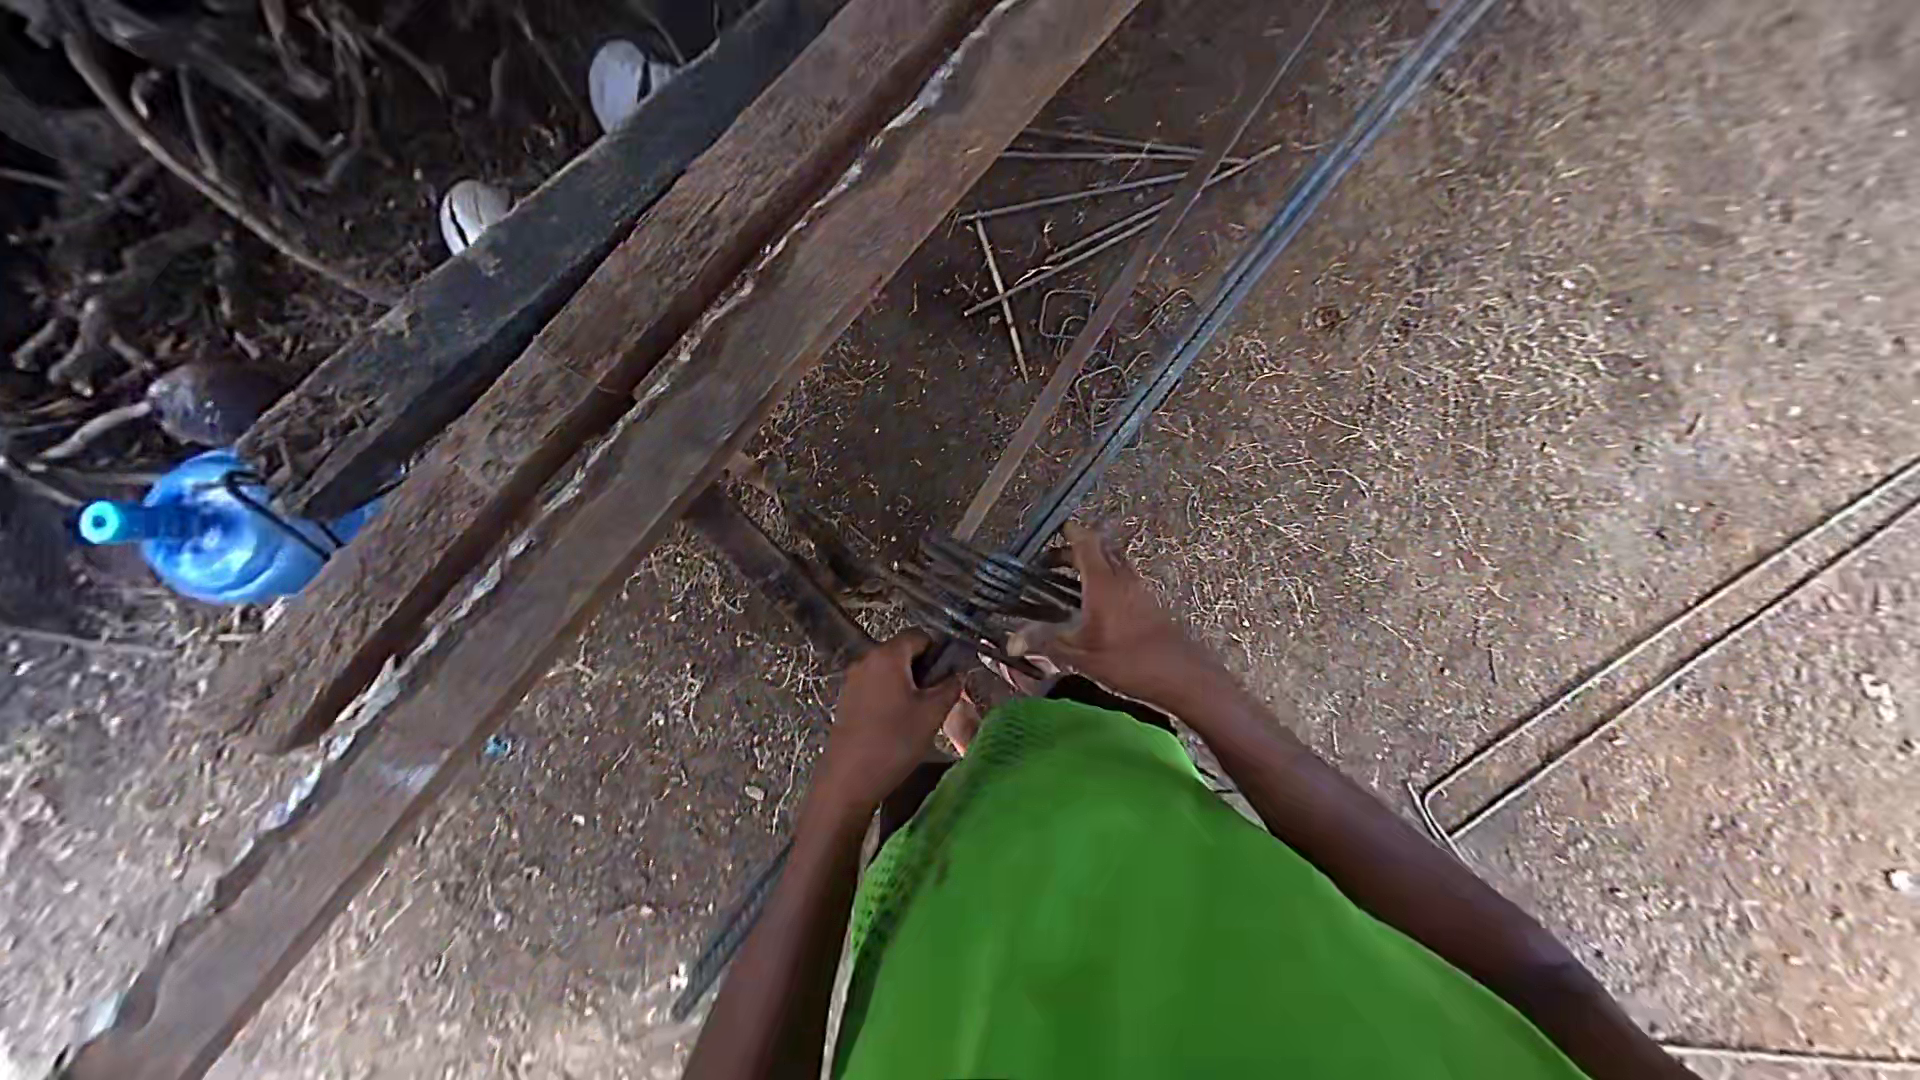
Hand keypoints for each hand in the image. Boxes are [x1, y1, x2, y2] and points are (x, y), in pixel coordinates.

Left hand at [810, 631, 961, 814]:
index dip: (938, 651)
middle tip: (936, 699)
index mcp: (887, 655)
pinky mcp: (846, 700)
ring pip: (889, 671)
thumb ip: (950, 687)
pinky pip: (875, 686)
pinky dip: (890, 696)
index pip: (919, 635)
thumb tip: (957, 675)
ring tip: (919, 715)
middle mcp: (866, 660)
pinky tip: (897, 724)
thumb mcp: (933, 713)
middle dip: (923, 670)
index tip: (948, 677)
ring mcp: (852, 680)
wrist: (848, 780)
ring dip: (908, 685)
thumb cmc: (894, 741)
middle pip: (902, 652)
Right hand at [1013, 523, 1224, 709]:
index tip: (1055, 530)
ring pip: (1113, 563)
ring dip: (1092, 564)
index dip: (1070, 532)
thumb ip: (1045, 642)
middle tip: (1052, 561)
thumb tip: (1011, 642)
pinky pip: (1123, 579)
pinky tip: (1094, 604)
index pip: (1086, 543)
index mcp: (1103, 582)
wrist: (1183, 675)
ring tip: (1069, 579)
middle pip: (1100, 549)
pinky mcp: (1149, 604)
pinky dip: (1105, 580)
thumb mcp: (1080, 654)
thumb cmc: (1129, 661)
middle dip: (1075, 549)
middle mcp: (1122, 579)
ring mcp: (1139, 590)